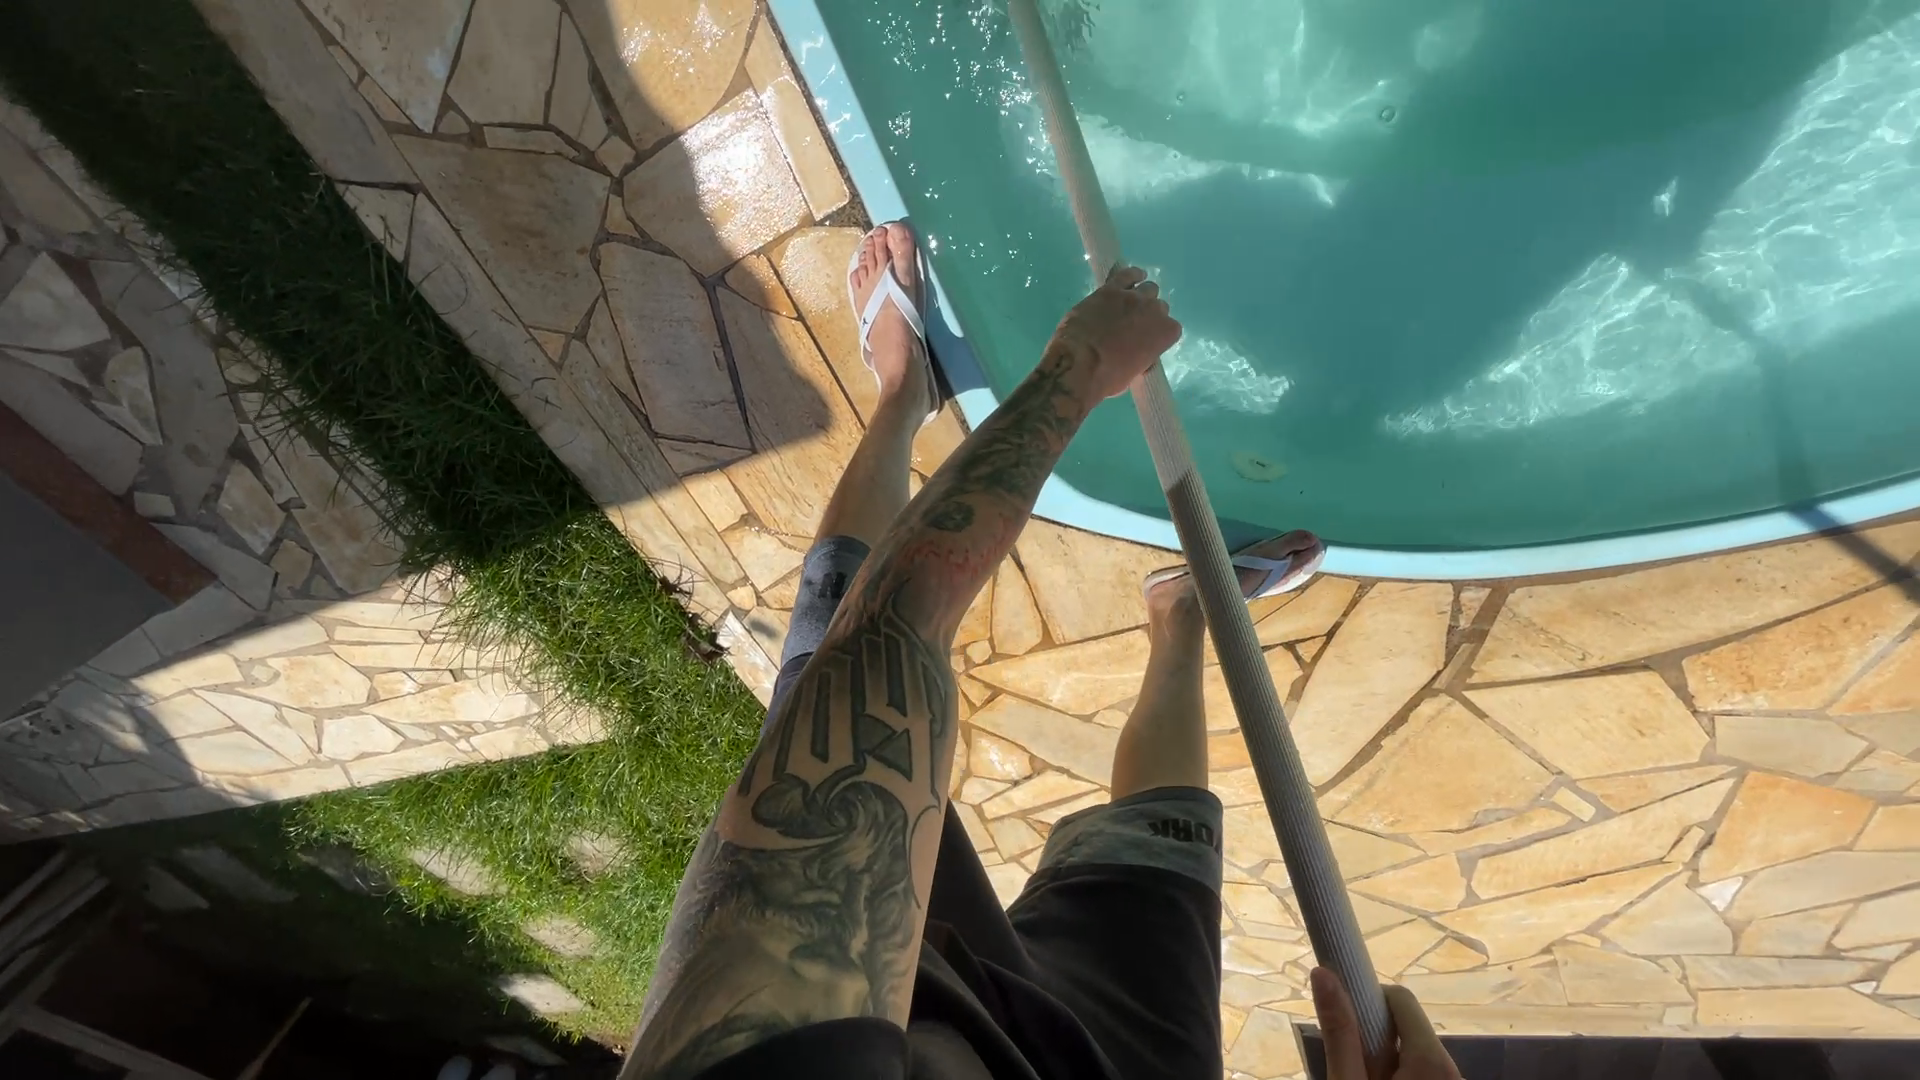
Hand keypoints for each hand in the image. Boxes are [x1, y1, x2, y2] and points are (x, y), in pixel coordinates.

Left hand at [1048, 263, 1181, 399]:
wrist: (1079, 365)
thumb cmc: (1108, 378)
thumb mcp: (1134, 373)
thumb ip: (1142, 356)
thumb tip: (1139, 353)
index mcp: (1166, 333)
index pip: (1171, 328)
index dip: (1157, 334)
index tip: (1147, 340)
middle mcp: (1154, 310)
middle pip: (1158, 306)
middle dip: (1148, 315)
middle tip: (1133, 326)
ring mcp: (1132, 297)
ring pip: (1147, 288)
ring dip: (1141, 296)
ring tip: (1130, 304)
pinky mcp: (1110, 289)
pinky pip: (1126, 274)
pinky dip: (1131, 275)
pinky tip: (1132, 278)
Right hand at [1310, 967, 1460, 1079]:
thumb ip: (1340, 1034)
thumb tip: (1322, 972)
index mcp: (1433, 1062)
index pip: (1402, 998)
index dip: (1370, 1002)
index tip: (1350, 1025)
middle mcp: (1456, 1072)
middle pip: (1409, 1028)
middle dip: (1378, 1038)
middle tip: (1356, 1066)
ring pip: (1416, 1053)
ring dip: (1390, 1061)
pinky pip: (1427, 1074)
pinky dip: (1405, 1076)